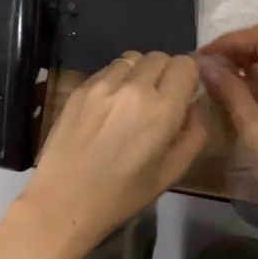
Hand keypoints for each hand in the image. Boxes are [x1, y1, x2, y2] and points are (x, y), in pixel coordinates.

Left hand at [15, 52, 206, 257]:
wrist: (63, 201)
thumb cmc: (122, 195)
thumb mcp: (172, 173)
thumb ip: (194, 133)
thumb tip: (193, 105)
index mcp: (162, 109)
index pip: (185, 64)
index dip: (188, 78)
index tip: (183, 95)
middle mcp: (133, 87)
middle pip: (159, 57)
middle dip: (165, 74)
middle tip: (158, 101)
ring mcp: (102, 84)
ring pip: (132, 59)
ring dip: (138, 74)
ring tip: (131, 103)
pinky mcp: (79, 88)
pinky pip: (107, 71)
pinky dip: (115, 81)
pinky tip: (107, 110)